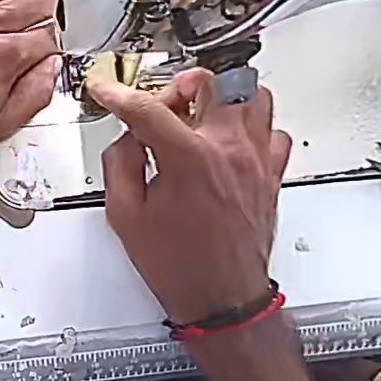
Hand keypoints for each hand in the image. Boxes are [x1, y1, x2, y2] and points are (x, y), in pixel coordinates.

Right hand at [91, 68, 293, 324]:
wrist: (220, 298)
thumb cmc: (179, 265)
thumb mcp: (125, 216)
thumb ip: (119, 164)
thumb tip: (126, 139)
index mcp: (188, 160)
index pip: (147, 108)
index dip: (118, 94)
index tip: (108, 91)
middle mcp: (228, 152)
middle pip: (213, 82)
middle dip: (180, 85)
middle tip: (164, 104)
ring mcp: (256, 160)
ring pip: (253, 95)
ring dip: (223, 97)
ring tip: (200, 114)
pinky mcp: (271, 174)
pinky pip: (273, 131)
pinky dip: (251, 127)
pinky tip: (229, 142)